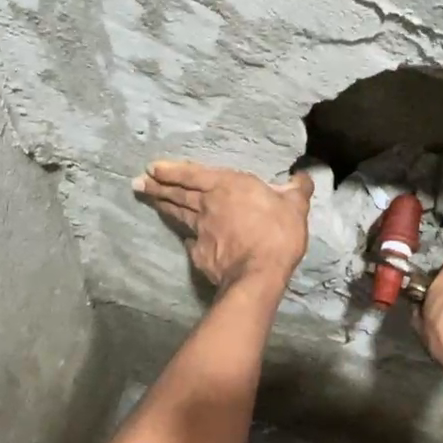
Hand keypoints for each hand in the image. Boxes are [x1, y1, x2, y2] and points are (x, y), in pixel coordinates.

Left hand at [134, 161, 312, 289]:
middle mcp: (208, 205)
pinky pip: (189, 241)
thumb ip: (297, 189)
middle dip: (157, 186)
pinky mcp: (199, 254)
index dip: (172, 170)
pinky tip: (181, 237)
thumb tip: (303, 176)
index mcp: (227, 186)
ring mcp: (200, 231)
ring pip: (178, 214)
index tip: (152, 168)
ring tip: (148, 199)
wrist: (257, 274)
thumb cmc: (276, 234)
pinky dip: (184, 236)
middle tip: (139, 182)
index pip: (193, 174)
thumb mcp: (294, 206)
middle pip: (178, 194)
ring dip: (162, 205)